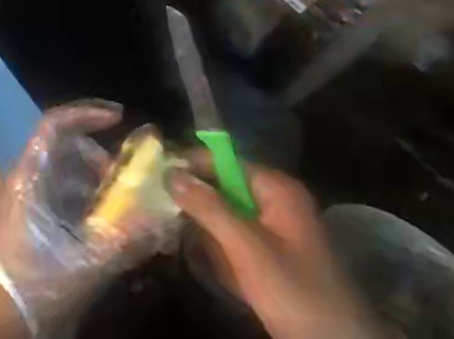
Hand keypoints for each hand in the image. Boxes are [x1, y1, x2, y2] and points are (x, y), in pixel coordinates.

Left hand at [0, 101, 177, 335]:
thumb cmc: (28, 289)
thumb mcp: (82, 265)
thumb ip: (126, 239)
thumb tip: (167, 216)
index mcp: (27, 177)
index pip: (54, 123)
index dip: (87, 112)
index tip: (120, 117)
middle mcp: (21, 180)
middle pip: (62, 147)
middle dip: (98, 155)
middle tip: (125, 176)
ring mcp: (18, 202)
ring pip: (60, 173)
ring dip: (92, 180)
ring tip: (117, 205)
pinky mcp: (21, 224)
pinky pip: (55, 195)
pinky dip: (81, 200)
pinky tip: (100, 228)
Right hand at [170, 159, 387, 338]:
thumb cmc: (294, 291)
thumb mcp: (247, 248)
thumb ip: (209, 208)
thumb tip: (172, 173)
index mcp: (277, 187)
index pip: (227, 161)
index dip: (195, 164)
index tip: (159, 172)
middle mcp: (279, 200)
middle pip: (228, 188)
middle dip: (201, 203)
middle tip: (166, 213)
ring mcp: (280, 230)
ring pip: (232, 218)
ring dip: (213, 234)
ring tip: (191, 246)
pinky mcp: (278, 259)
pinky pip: (243, 244)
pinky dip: (228, 256)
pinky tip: (222, 274)